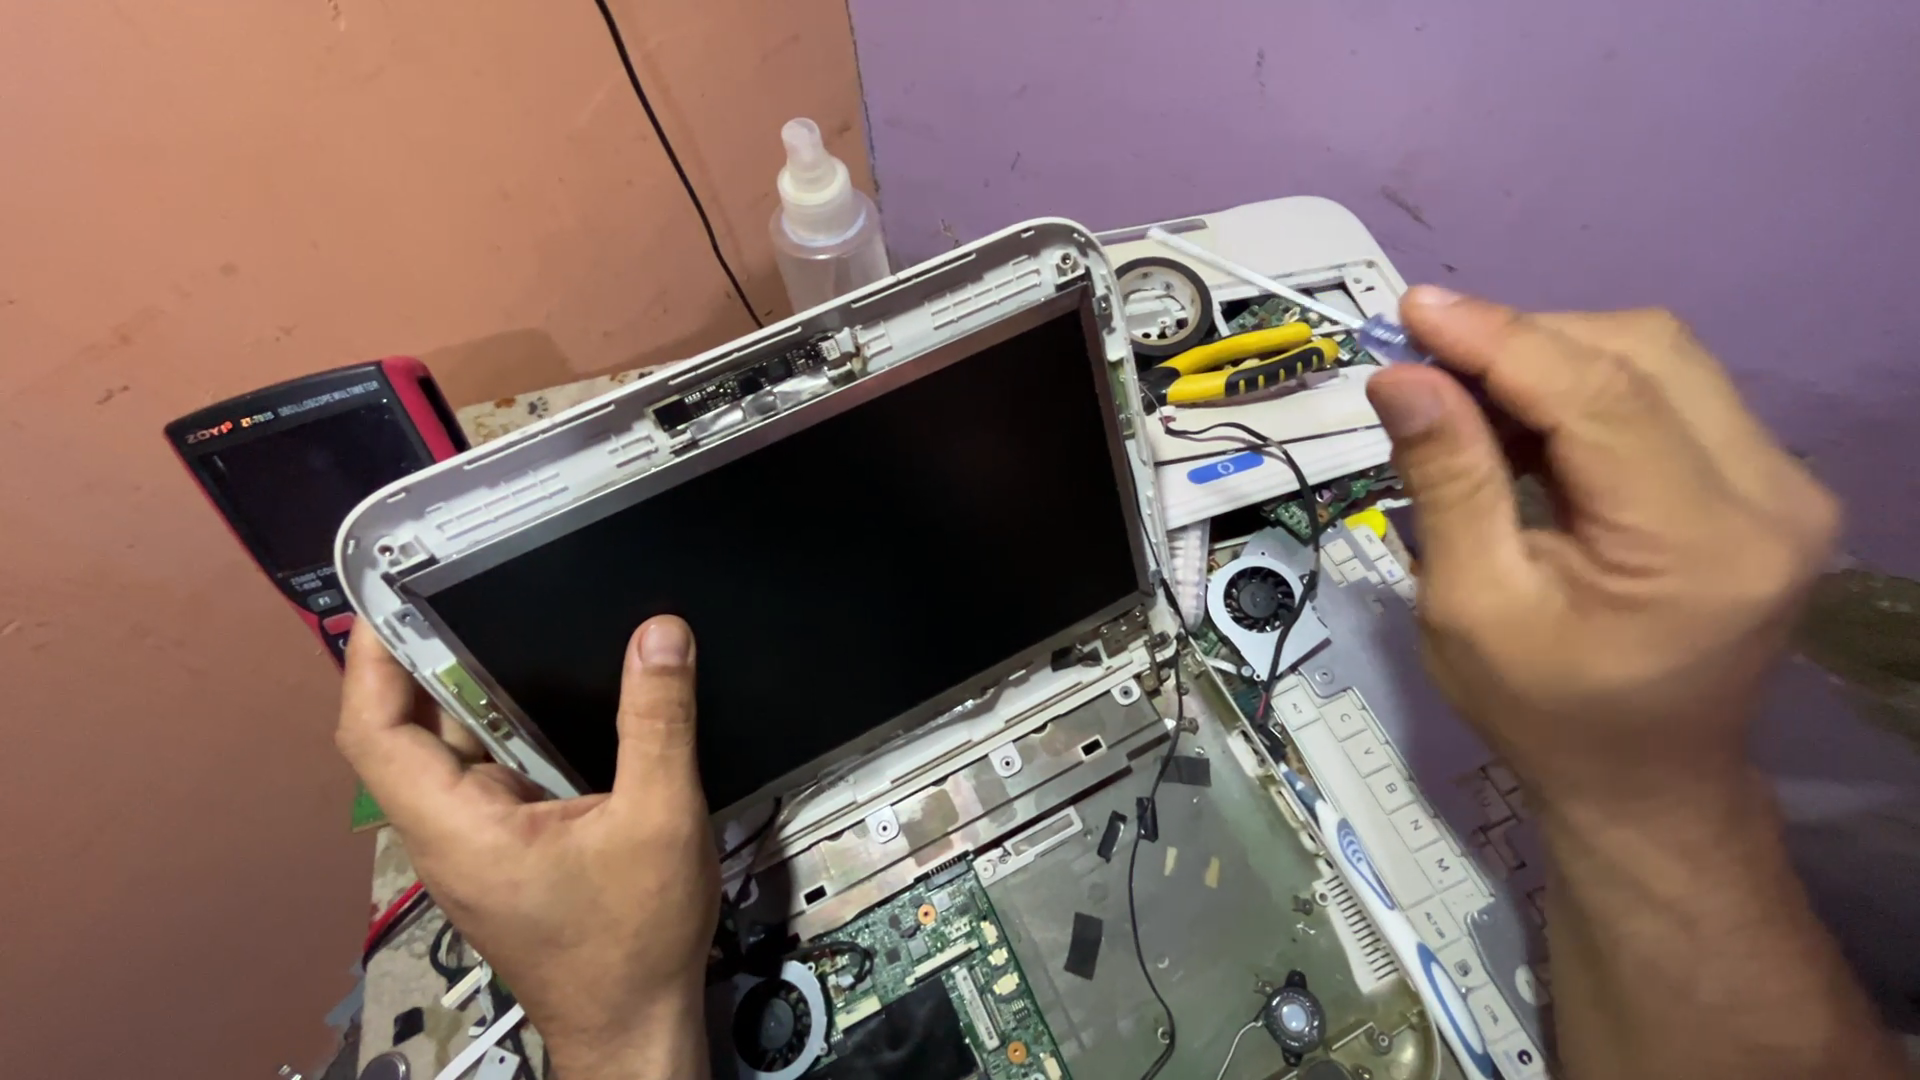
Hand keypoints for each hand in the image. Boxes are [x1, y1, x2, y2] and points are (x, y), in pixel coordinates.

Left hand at [336, 617, 717, 1079]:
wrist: (636, 1023)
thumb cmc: (635, 931)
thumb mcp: (660, 817)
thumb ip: (660, 722)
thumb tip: (661, 634)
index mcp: (461, 827)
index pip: (375, 734)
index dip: (369, 662)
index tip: (387, 599)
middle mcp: (453, 833)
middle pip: (411, 737)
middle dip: (427, 662)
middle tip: (468, 591)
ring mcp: (481, 847)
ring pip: (458, 757)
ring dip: (472, 695)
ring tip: (512, 628)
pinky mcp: (513, 853)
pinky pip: (495, 775)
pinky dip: (509, 729)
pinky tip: (555, 702)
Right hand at [1364, 289, 1838, 816]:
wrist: (1637, 776)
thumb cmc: (1537, 706)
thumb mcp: (1466, 603)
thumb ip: (1444, 482)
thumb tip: (1399, 380)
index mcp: (1694, 540)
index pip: (1598, 394)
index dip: (1498, 339)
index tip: (1411, 310)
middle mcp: (1768, 494)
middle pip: (1643, 353)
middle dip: (1521, 340)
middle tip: (1423, 363)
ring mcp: (1778, 485)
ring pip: (1658, 361)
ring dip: (1546, 359)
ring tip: (1458, 395)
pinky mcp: (1758, 486)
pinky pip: (1663, 396)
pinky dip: (1574, 389)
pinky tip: (1513, 420)